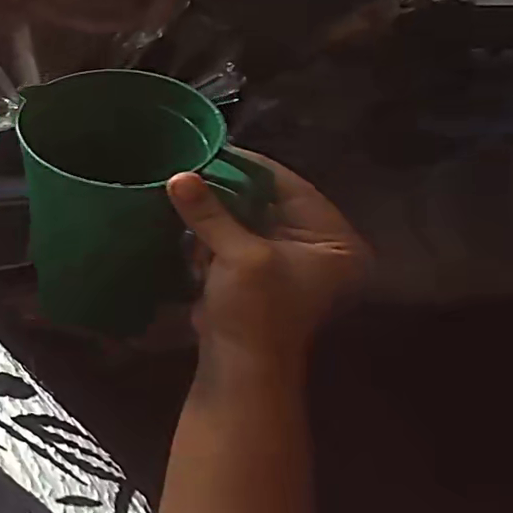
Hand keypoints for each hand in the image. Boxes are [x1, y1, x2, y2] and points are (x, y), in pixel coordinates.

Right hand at [168, 152, 369, 367]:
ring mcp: (282, 257)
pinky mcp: (252, 269)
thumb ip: (211, 213)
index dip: (251, 166)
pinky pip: (230, 235)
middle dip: (226, 189)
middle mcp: (314, 245)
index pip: (291, 187)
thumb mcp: (238, 255)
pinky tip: (187, 224)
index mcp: (333, 240)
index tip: (214, 147)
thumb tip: (179, 175)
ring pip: (243, 216)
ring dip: (213, 212)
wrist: (239, 365)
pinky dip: (209, 231)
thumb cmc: (257, 311)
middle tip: (191, 167)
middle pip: (265, 200)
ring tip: (183, 193)